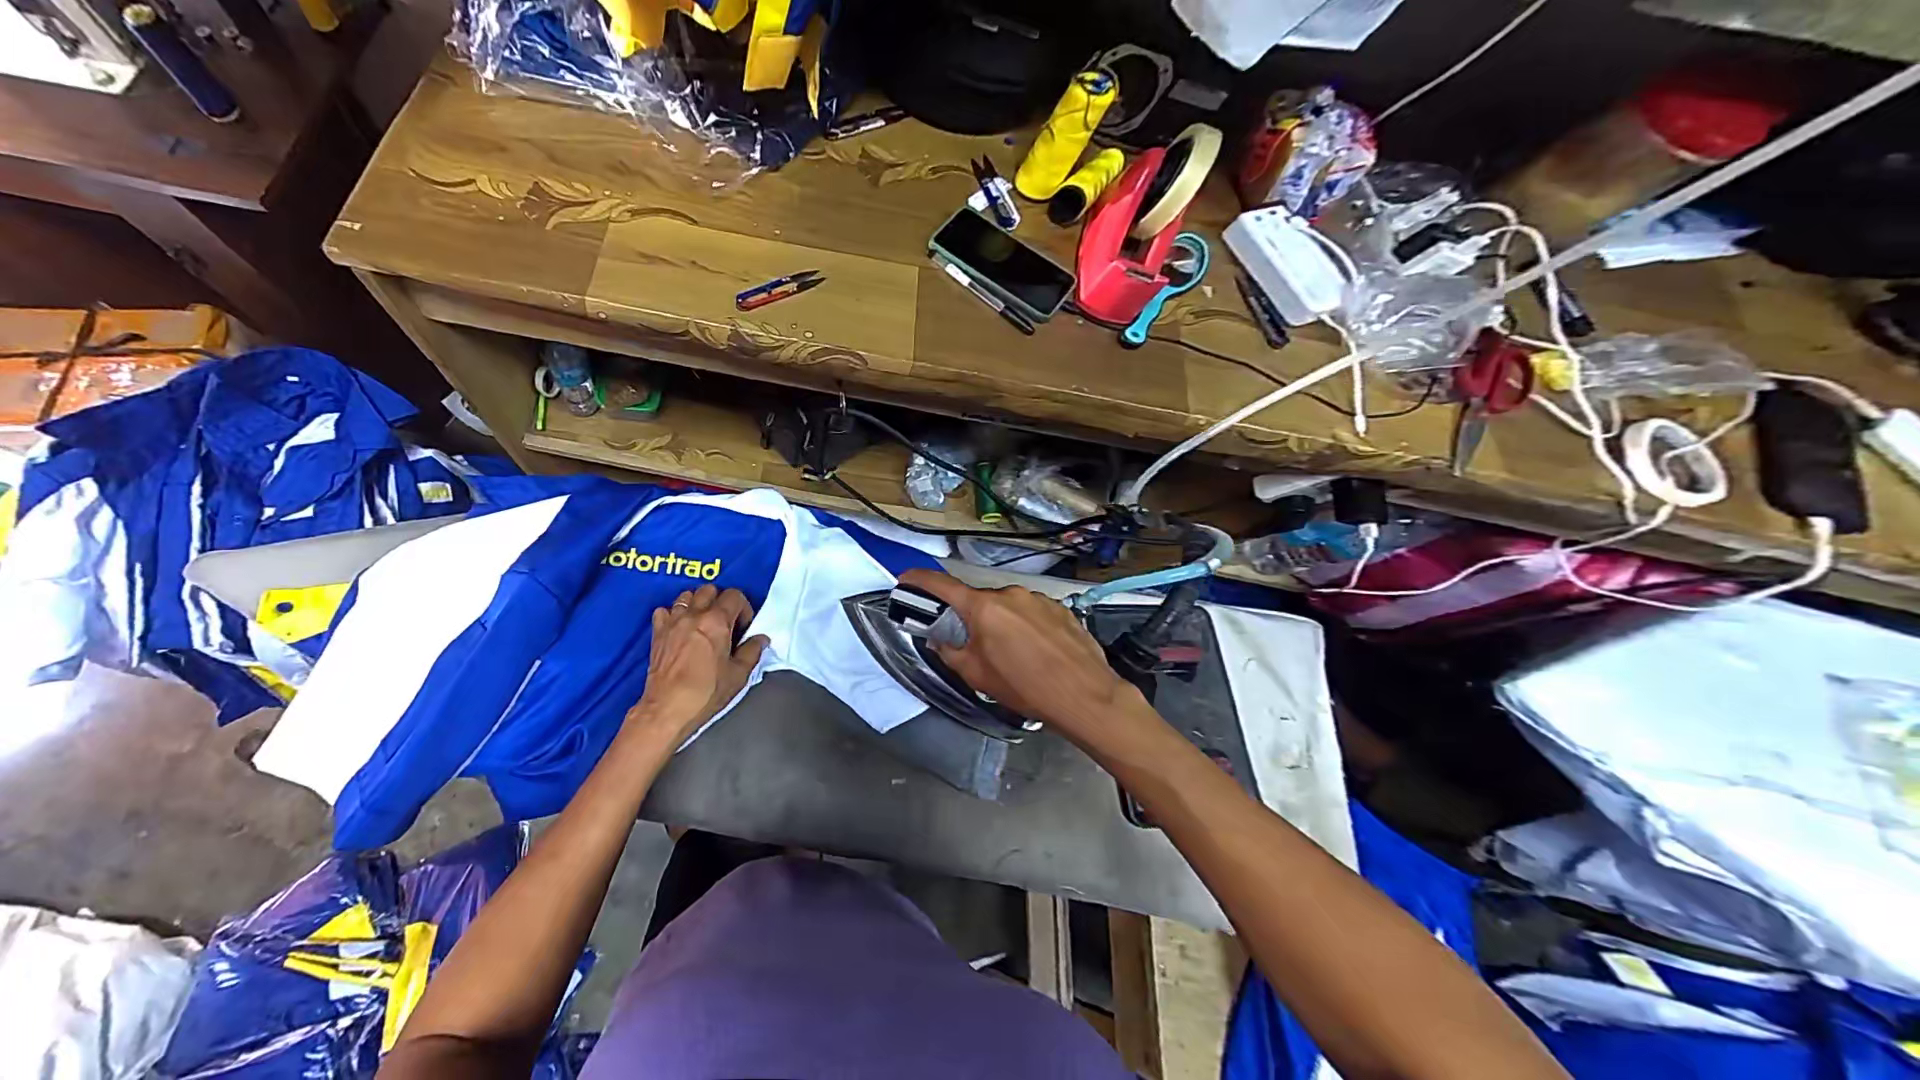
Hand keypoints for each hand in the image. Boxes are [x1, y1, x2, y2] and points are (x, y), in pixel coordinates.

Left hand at [626, 584, 769, 746]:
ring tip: (703, 622)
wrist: (669, 708)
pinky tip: (680, 628)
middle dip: (721, 601)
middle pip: (709, 590)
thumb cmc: (706, 692)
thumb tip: (760, 639)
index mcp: (717, 621)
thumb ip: (752, 651)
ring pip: (686, 596)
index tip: (743, 627)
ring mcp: (672, 622)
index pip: (735, 596)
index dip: (744, 608)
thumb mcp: (739, 674)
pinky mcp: (657, 633)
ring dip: (697, 604)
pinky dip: (674, 614)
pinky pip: (665, 611)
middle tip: (726, 622)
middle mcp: (694, 615)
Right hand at [896, 568, 1159, 755]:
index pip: (942, 585)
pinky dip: (1027, 627)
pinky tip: (1037, 653)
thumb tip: (941, 638)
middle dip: (972, 619)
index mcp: (984, 608)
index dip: (919, 580)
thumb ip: (951, 651)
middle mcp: (1011, 594)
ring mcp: (1039, 599)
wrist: (1085, 696)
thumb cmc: (1027, 689)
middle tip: (974, 646)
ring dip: (1002, 624)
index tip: (907, 579)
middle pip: (979, 600)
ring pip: (1008, 607)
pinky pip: (1033, 612)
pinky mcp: (1061, 608)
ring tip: (1014, 656)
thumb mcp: (977, 676)